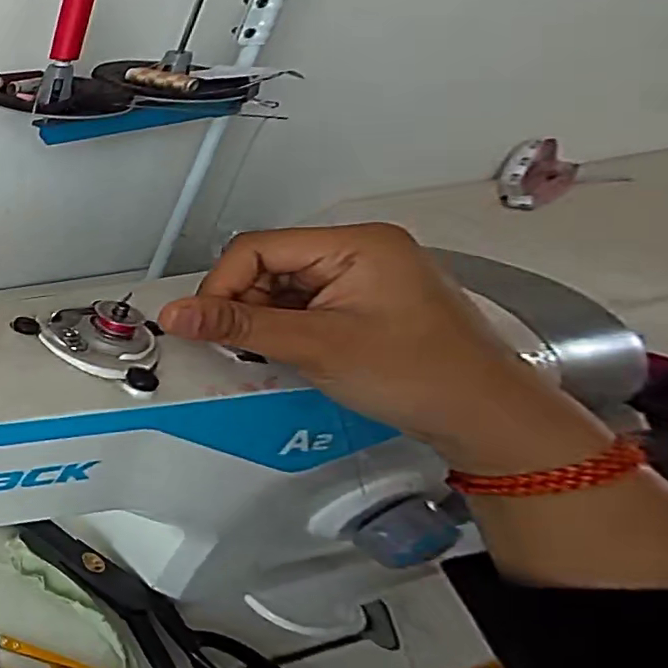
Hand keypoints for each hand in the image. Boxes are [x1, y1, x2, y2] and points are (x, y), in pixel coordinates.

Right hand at [157, 223, 610, 474]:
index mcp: (355, 244)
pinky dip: (281, 330)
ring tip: (278, 354)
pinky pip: (295, 306)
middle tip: (244, 345)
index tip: (207, 323)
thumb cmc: (426, 377)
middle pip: (262, 267)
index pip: (255, 249)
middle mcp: (356, 252)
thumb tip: (176, 314)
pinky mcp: (356, 303)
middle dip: (244, 307)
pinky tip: (291, 354)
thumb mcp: (316, 347)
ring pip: (275, 289)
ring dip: (261, 322)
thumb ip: (238, 327)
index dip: (222, 286)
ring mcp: (358, 278)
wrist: (491, 423)